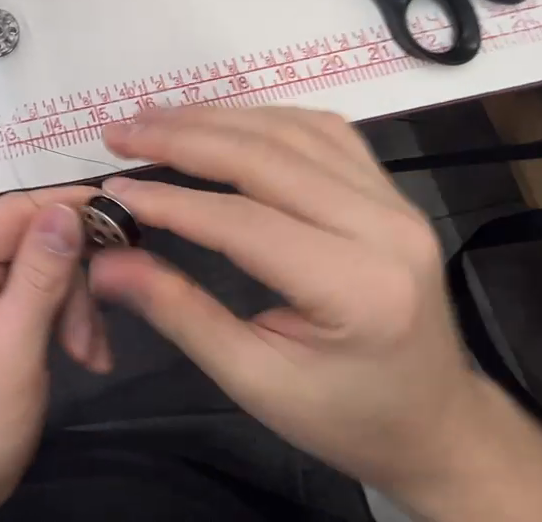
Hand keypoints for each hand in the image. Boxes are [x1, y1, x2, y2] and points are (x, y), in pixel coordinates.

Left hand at [0, 190, 112, 521]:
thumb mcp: (10, 348)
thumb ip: (39, 277)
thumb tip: (66, 208)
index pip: (13, 210)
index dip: (68, 210)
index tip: (124, 224)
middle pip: (35, 239)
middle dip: (73, 283)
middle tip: (93, 337)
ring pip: (48, 267)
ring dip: (76, 309)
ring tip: (89, 357)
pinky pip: (45, 294)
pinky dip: (70, 322)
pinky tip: (86, 357)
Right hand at [88, 107, 483, 494]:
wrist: (437, 424)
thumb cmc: (344, 414)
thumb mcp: (254, 381)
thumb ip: (178, 312)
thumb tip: (104, 263)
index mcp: (356, 288)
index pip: (243, 221)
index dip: (169, 200)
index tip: (111, 188)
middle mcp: (385, 228)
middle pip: (265, 156)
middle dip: (179, 137)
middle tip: (118, 133)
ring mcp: (394, 200)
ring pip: (289, 129)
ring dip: (211, 117)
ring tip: (149, 118)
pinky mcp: (388, 189)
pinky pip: (317, 129)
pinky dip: (256, 116)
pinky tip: (214, 121)